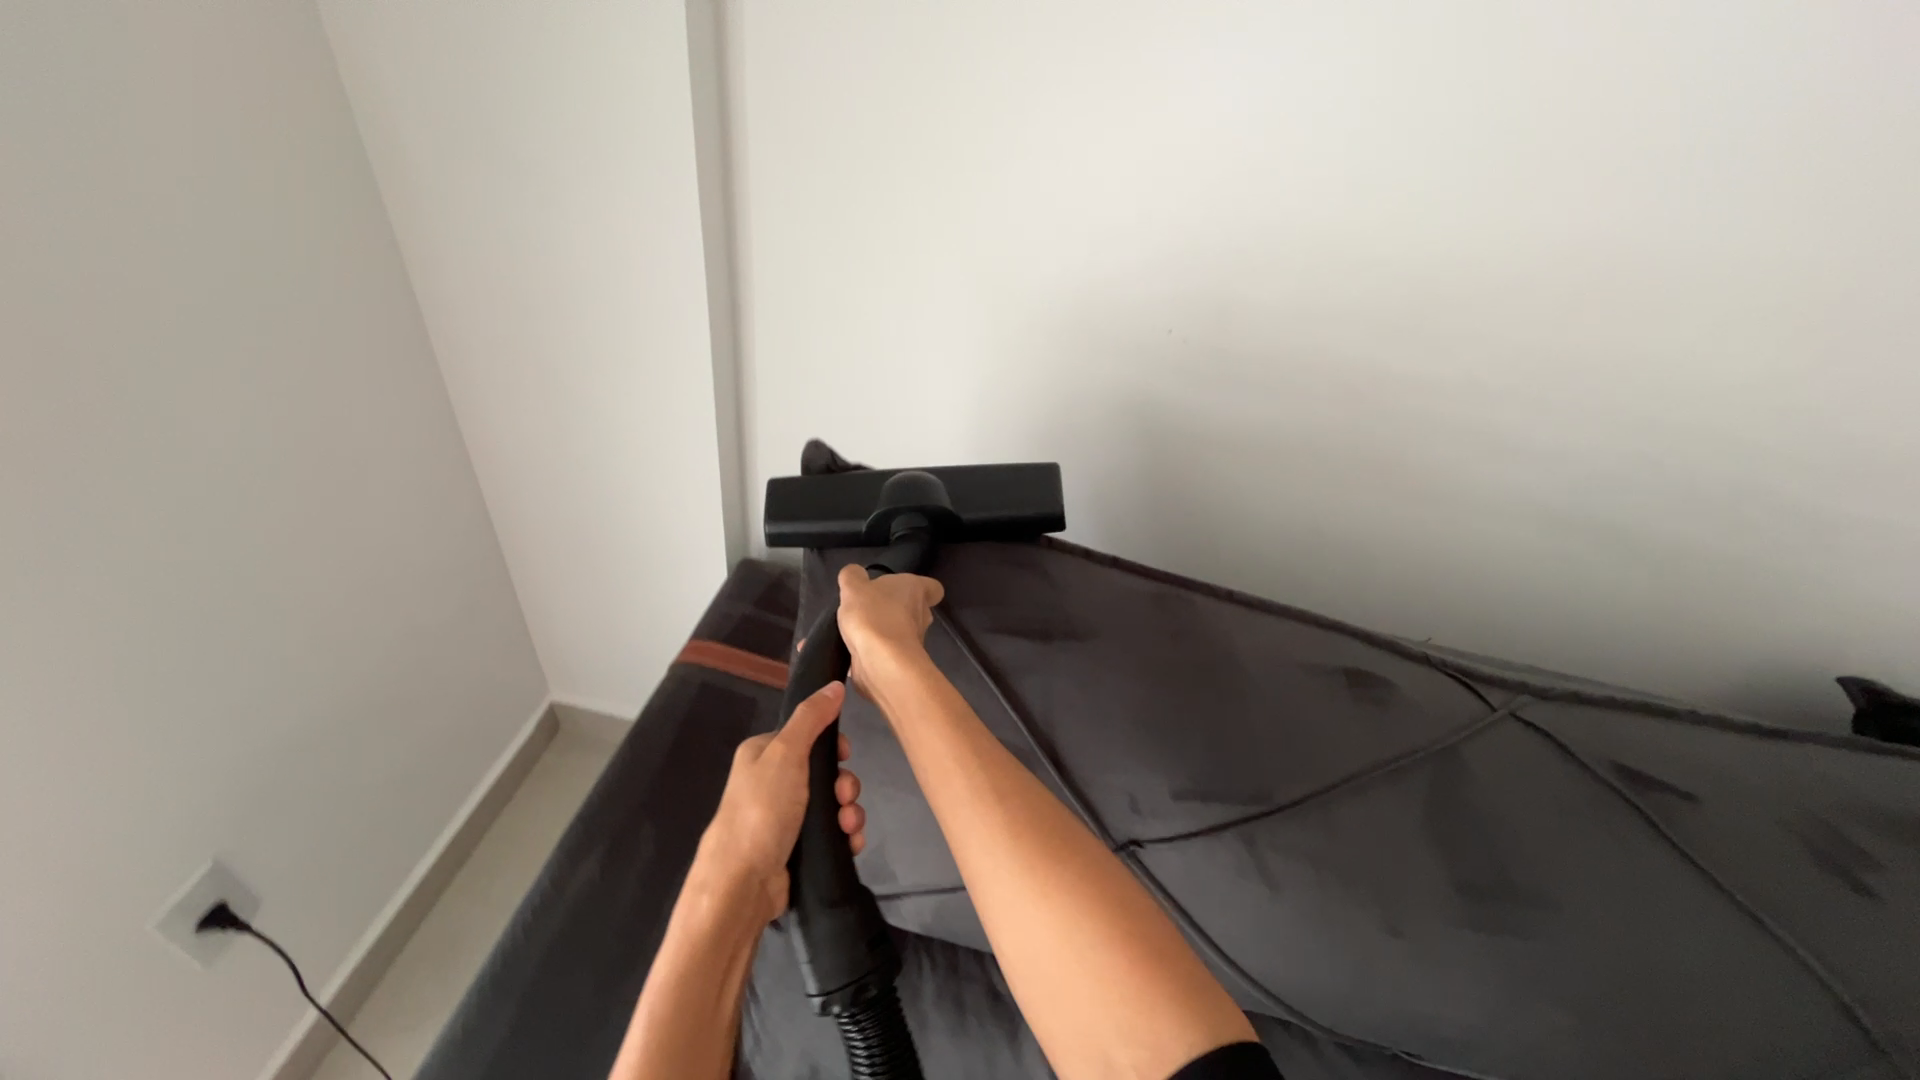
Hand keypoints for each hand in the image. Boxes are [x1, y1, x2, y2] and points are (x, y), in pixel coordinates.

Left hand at [696, 681, 865, 922]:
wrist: (743, 883)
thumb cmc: (762, 809)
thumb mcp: (786, 753)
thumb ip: (812, 718)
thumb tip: (835, 684)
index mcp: (763, 755)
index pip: (807, 737)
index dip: (832, 746)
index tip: (845, 756)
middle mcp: (772, 783)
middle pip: (825, 773)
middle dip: (845, 785)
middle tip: (845, 798)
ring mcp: (785, 818)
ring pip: (833, 804)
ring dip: (849, 813)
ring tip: (849, 827)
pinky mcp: (797, 848)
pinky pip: (832, 834)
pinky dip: (845, 837)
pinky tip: (850, 844)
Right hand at [836, 564, 944, 700]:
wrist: (881, 661)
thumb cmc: (873, 614)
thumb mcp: (853, 586)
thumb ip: (853, 576)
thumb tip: (855, 574)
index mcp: (917, 590)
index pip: (932, 588)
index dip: (920, 588)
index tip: (900, 590)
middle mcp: (922, 615)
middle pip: (913, 609)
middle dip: (893, 610)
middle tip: (868, 609)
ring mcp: (914, 641)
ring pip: (900, 633)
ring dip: (882, 632)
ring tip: (854, 631)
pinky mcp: (902, 662)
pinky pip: (887, 653)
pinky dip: (872, 652)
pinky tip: (850, 651)